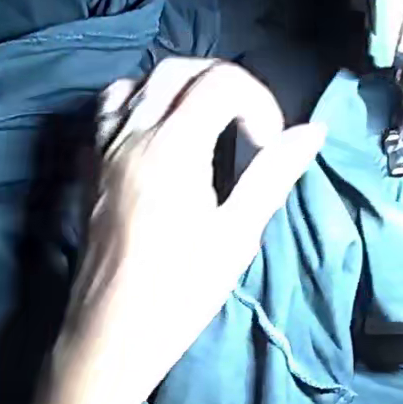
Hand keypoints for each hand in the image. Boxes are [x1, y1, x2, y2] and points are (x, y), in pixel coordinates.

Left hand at [55, 58, 324, 403]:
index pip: (220, 83)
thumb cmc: (181, 293)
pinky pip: (113, 108)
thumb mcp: (237, 236)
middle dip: (226, 85)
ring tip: (213, 126)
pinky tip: (164, 136)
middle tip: (252, 129)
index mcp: (172, 149)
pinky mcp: (91, 166)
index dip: (259, 103)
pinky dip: (144, 102)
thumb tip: (311, 133)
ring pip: (143, 81)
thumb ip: (272, 175)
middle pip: (181, 70)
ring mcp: (104, 147)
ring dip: (186, 88)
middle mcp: (132, 135)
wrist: (112, 333)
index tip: (269, 147)